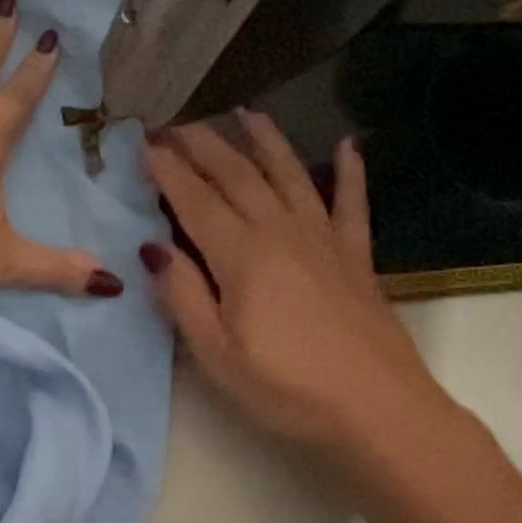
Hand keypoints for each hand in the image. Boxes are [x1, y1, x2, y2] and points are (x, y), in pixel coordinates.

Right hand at [142, 112, 450, 448]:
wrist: (378, 410)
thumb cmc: (285, 390)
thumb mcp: (215, 354)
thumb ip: (183, 296)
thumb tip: (154, 248)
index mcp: (241, 256)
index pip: (194, 200)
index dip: (167, 169)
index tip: (143, 141)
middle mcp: (281, 233)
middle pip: (238, 176)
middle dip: (204, 145)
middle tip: (176, 123)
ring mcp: (324, 240)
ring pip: (289, 175)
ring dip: (264, 141)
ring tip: (245, 113)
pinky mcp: (356, 257)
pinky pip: (351, 203)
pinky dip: (349, 171)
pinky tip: (347, 145)